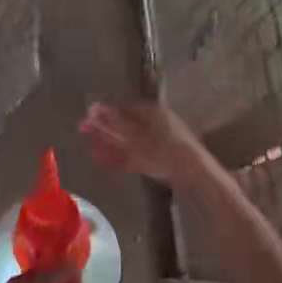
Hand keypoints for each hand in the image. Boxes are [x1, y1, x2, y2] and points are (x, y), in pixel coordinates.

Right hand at [79, 100, 206, 182]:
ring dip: (112, 148)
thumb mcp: (135, 137)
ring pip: (130, 143)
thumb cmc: (164, 148)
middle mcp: (156, 123)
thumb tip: (93, 112)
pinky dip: (122, 159)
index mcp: (152, 112)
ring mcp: (159, 142)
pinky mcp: (161, 159)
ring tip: (94, 155)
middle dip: (106, 134)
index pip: (123, 109)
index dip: (104, 115)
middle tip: (89, 140)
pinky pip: (137, 156)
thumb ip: (113, 126)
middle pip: (125, 126)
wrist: (193, 172)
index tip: (88, 122)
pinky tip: (108, 164)